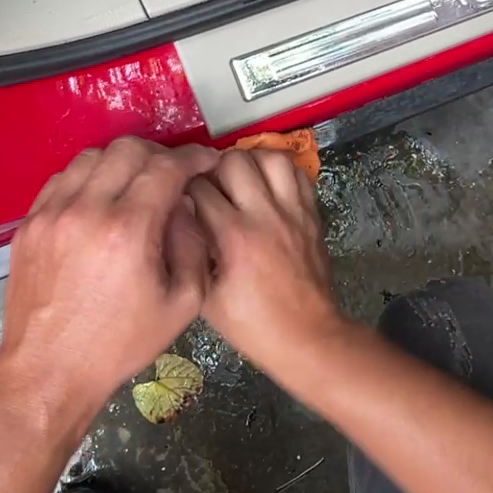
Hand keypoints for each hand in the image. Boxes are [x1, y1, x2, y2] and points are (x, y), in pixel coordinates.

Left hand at [0, 138, 219, 437]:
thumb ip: (194, 243)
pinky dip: (90, 176)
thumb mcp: (184, 302)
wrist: (48, 373)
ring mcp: (51, 215)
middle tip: (175, 172)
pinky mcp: (29, 225)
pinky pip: (63, 178)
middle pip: (128, 149)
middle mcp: (86, 210)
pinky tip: (102, 198)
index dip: (194, 157)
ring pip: (92, 156)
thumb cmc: (121, 343)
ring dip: (123, 161)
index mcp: (128, 229)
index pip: (167, 167)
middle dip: (161, 153)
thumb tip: (185, 205)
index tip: (207, 162)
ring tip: (138, 182)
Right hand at [189, 149, 348, 373]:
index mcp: (235, 236)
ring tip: (241, 181)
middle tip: (212, 187)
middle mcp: (266, 214)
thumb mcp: (205, 296)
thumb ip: (191, 252)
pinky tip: (268, 188)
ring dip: (252, 163)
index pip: (200, 188)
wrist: (305, 335)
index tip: (181, 197)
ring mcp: (293, 211)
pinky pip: (298, 174)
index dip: (184, 188)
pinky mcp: (312, 214)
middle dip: (216, 169)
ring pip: (272, 157)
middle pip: (236, 160)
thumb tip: (179, 217)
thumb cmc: (251, 324)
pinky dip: (280, 173)